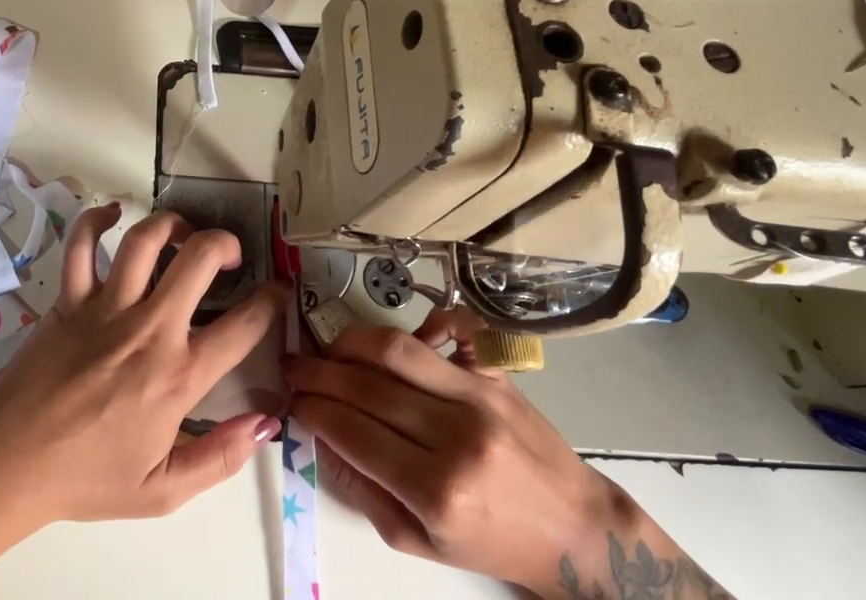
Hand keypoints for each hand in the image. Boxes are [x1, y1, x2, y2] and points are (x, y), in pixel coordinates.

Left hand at [0, 204, 284, 524]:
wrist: (8, 460)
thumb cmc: (85, 478)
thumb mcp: (162, 491)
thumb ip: (219, 459)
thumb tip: (263, 425)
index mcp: (178, 377)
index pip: (243, 328)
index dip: (270, 303)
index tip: (276, 292)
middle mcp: (148, 330)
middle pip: (198, 260)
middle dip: (225, 244)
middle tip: (229, 255)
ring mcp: (105, 308)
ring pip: (144, 240)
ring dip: (172, 224)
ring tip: (183, 232)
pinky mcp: (68, 299)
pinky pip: (80, 245)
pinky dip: (95, 220)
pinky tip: (111, 214)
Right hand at [287, 310, 658, 596]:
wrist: (573, 530)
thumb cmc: (491, 542)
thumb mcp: (415, 539)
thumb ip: (360, 488)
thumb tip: (317, 436)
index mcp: (435, 488)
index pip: (350, 430)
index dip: (311, 410)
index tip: (292, 402)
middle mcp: (455, 436)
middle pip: (365, 385)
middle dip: (317, 373)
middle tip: (294, 369)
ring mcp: (478, 398)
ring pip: (396, 349)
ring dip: (350, 342)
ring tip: (329, 350)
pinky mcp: (496, 376)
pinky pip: (453, 330)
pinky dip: (420, 323)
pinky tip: (400, 338)